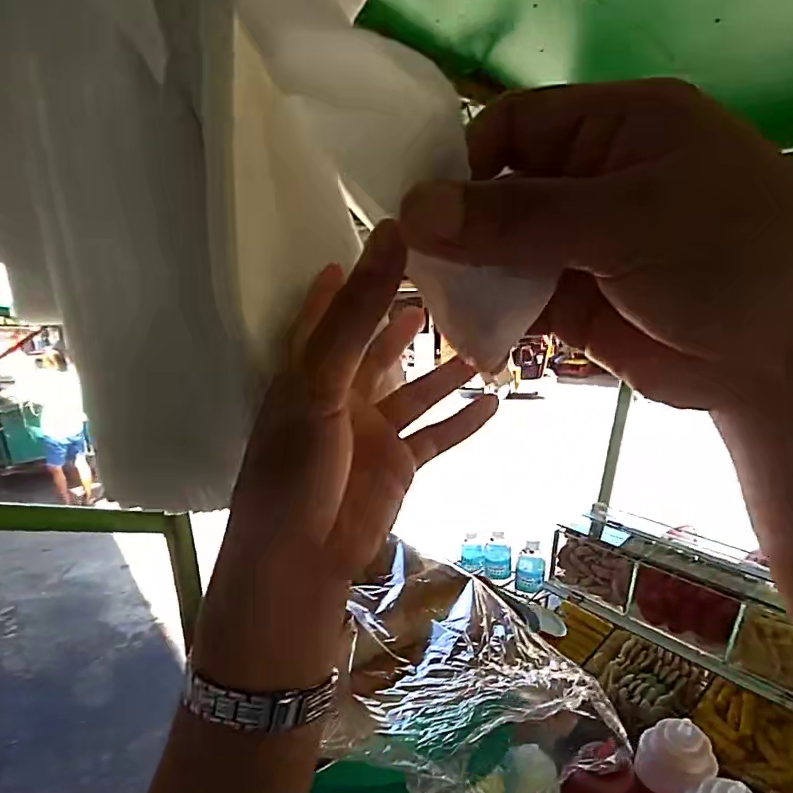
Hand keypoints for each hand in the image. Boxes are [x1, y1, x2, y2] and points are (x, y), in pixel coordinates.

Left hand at [192, 222, 498, 692]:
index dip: (348, 281)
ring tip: (488, 333)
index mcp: (307, 373)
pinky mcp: (397, 467)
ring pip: (416, 390)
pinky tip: (496, 402)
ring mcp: (371, 434)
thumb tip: (389, 235)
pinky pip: (436, 437)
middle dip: (407, 318)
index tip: (379, 241)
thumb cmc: (295, 467)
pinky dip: (462, 422)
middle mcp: (339, 398)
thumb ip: (356, 316)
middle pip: (378, 348)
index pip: (327, 315)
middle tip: (452, 280)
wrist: (301, 556)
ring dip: (446, 368)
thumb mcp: (320, 384)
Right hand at [397, 79, 792, 434]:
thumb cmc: (725, 257)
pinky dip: (493, 318)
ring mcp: (582, 248)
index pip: (515, 126)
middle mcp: (593, 182)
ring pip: (502, 255)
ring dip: (472, 280)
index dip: (465, 163)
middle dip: (460, 232)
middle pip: (499, 195)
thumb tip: (414, 210)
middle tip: (420, 272)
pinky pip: (517, 303)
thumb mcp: (619, 222)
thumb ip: (513, 218)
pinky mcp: (576, 305)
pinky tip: (473, 335)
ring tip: (441, 309)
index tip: (425, 216)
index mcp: (616, 128)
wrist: (790, 356)